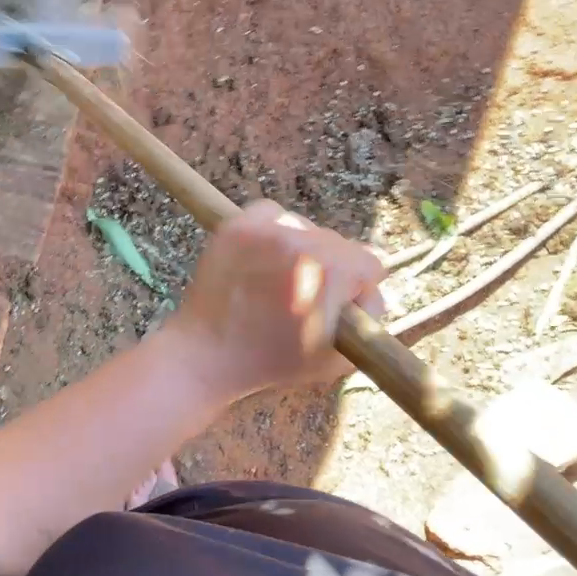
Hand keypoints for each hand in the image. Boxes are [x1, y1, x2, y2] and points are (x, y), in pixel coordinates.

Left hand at [164, 201, 386, 400]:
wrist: (205, 355)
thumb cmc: (271, 361)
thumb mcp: (337, 355)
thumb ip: (368, 319)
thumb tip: (371, 292)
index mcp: (331, 270)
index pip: (370, 263)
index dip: (359, 290)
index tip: (339, 307)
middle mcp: (300, 242)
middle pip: (338, 245)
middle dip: (331, 270)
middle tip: (306, 297)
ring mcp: (264, 231)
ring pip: (306, 229)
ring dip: (302, 249)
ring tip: (281, 279)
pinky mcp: (236, 227)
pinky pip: (271, 213)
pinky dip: (273, 230)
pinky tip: (266, 257)